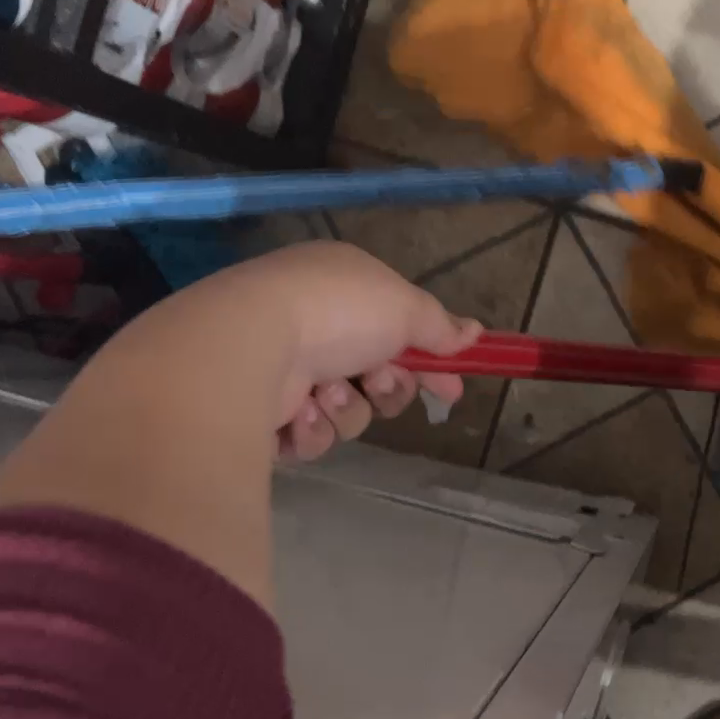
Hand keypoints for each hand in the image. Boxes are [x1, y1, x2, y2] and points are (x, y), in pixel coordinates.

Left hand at [186, 242, 482, 459]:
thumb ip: (443, 325)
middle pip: (376, 372)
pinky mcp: (255, 409)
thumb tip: (474, 333)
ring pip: (346, 408)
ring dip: (349, 408)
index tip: (450, 389)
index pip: (400, 326)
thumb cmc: (338, 313)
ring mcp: (279, 365)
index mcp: (342, 286)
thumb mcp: (409, 309)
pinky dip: (312, 428)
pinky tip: (300, 413)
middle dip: (387, 386)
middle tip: (379, 384)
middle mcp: (311, 322)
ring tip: (326, 395)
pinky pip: (308, 432)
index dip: (430, 361)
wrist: (246, 346)